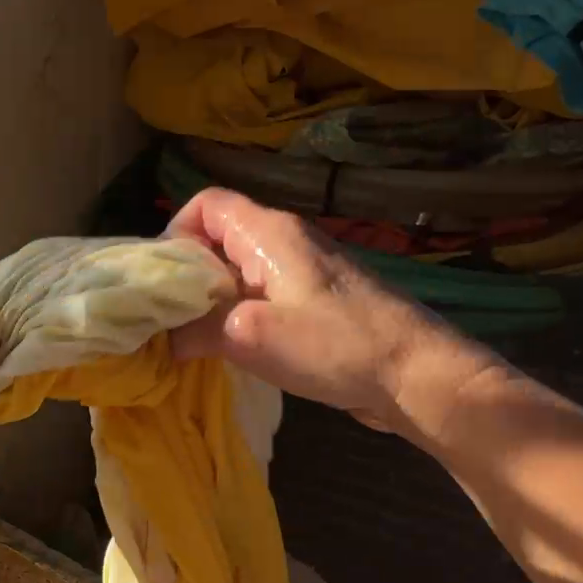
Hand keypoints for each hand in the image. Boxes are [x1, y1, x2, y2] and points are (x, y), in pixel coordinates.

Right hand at [166, 188, 501, 439]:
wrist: (419, 378)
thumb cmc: (336, 345)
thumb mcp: (247, 336)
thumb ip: (192, 329)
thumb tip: (162, 338)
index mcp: (270, 234)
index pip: (205, 204)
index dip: (174, 233)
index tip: (164, 280)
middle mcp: (284, 241)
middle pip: (213, 238)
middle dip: (183, 273)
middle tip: (169, 316)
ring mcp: (299, 271)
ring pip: (231, 268)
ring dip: (205, 299)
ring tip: (193, 335)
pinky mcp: (309, 300)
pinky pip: (253, 292)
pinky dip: (230, 314)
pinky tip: (229, 346)